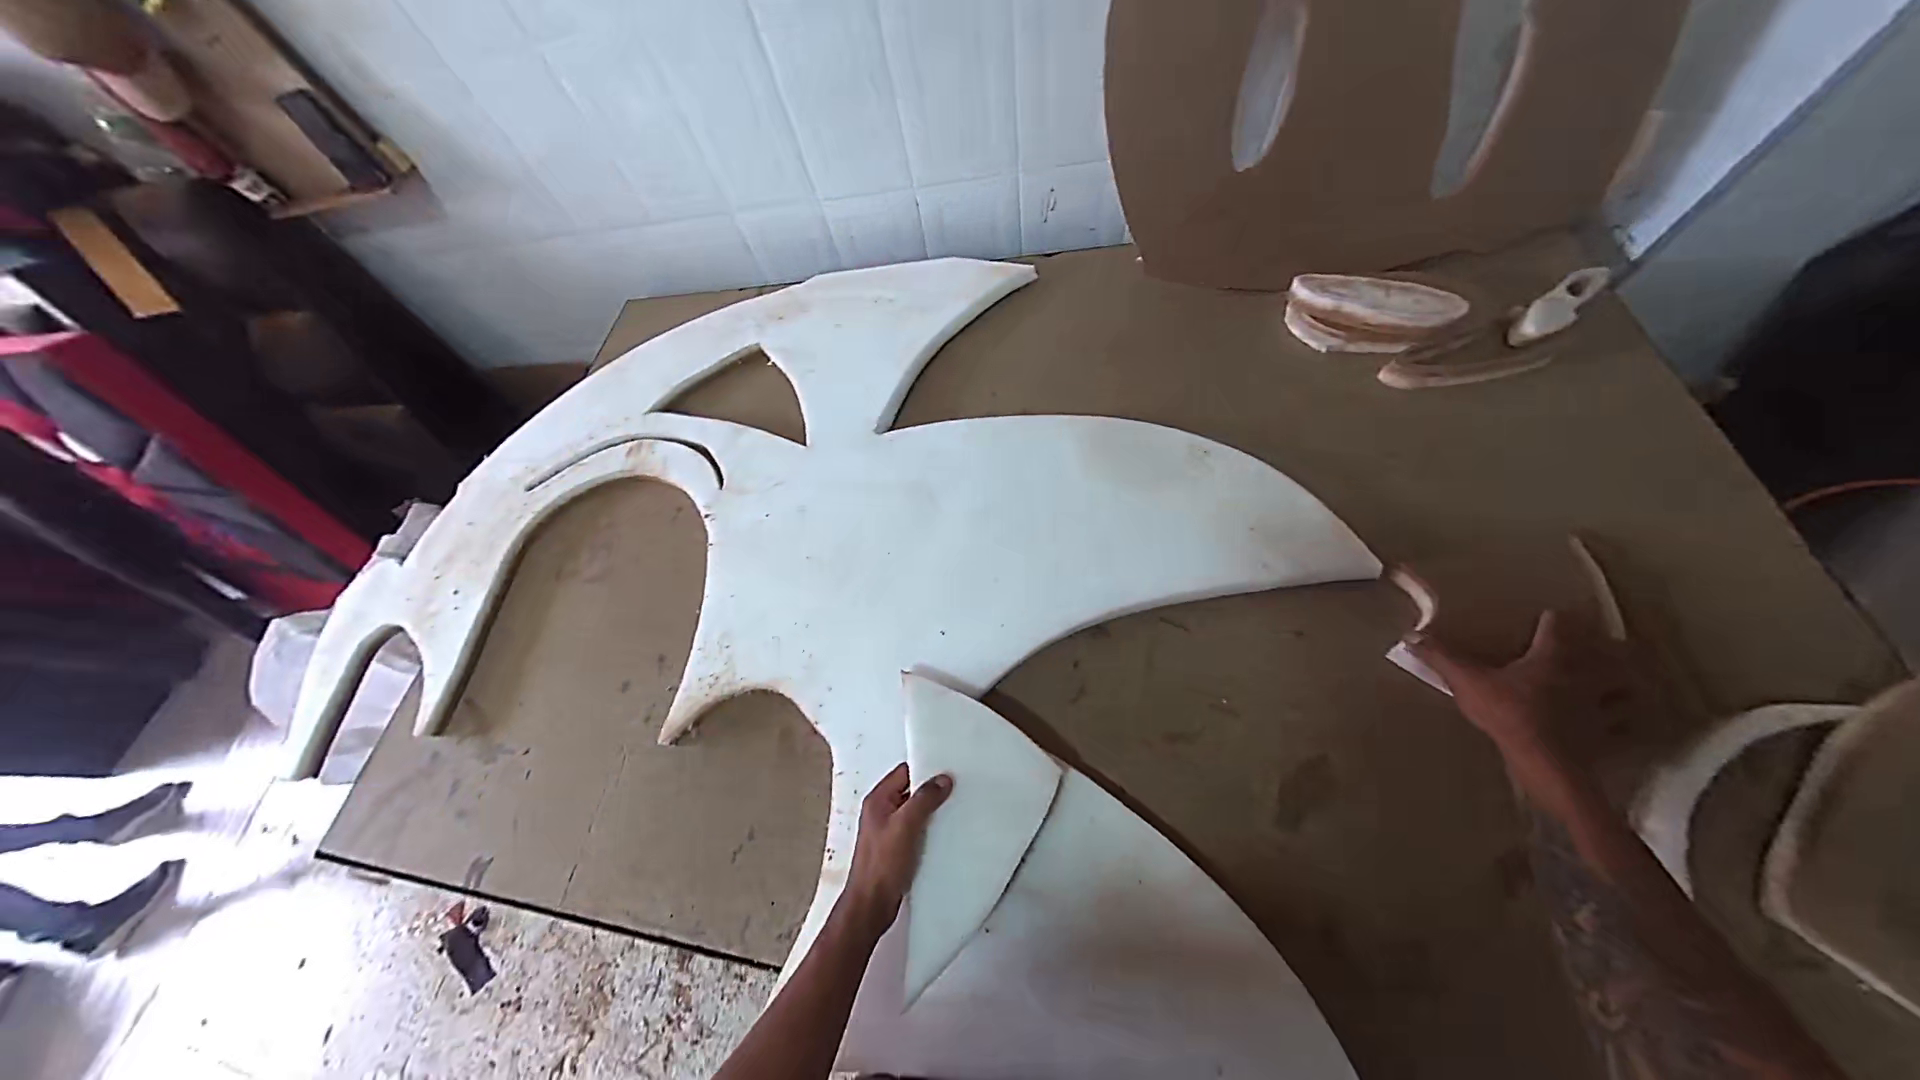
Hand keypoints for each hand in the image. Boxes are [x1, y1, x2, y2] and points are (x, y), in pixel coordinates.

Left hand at [840, 763, 951, 934]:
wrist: (872, 905)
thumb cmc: (880, 866)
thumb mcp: (906, 825)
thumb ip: (924, 799)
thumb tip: (941, 780)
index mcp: (878, 800)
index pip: (904, 772)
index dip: (924, 770)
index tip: (946, 772)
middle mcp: (881, 812)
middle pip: (910, 790)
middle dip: (930, 790)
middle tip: (952, 789)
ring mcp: (888, 830)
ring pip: (914, 811)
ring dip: (930, 811)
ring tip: (950, 809)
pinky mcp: (896, 848)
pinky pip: (916, 829)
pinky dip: (929, 828)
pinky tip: (942, 833)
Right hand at [1406, 610, 1641, 775]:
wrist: (1546, 765)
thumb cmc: (1508, 715)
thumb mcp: (1466, 682)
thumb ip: (1442, 658)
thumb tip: (1410, 635)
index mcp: (1553, 657)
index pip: (1559, 626)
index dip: (1555, 618)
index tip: (1550, 615)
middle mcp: (1586, 676)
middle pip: (1612, 654)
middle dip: (1610, 649)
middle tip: (1602, 647)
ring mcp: (1603, 708)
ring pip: (1629, 690)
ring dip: (1627, 686)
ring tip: (1618, 685)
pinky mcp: (1610, 737)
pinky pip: (1626, 728)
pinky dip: (1626, 725)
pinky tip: (1618, 726)